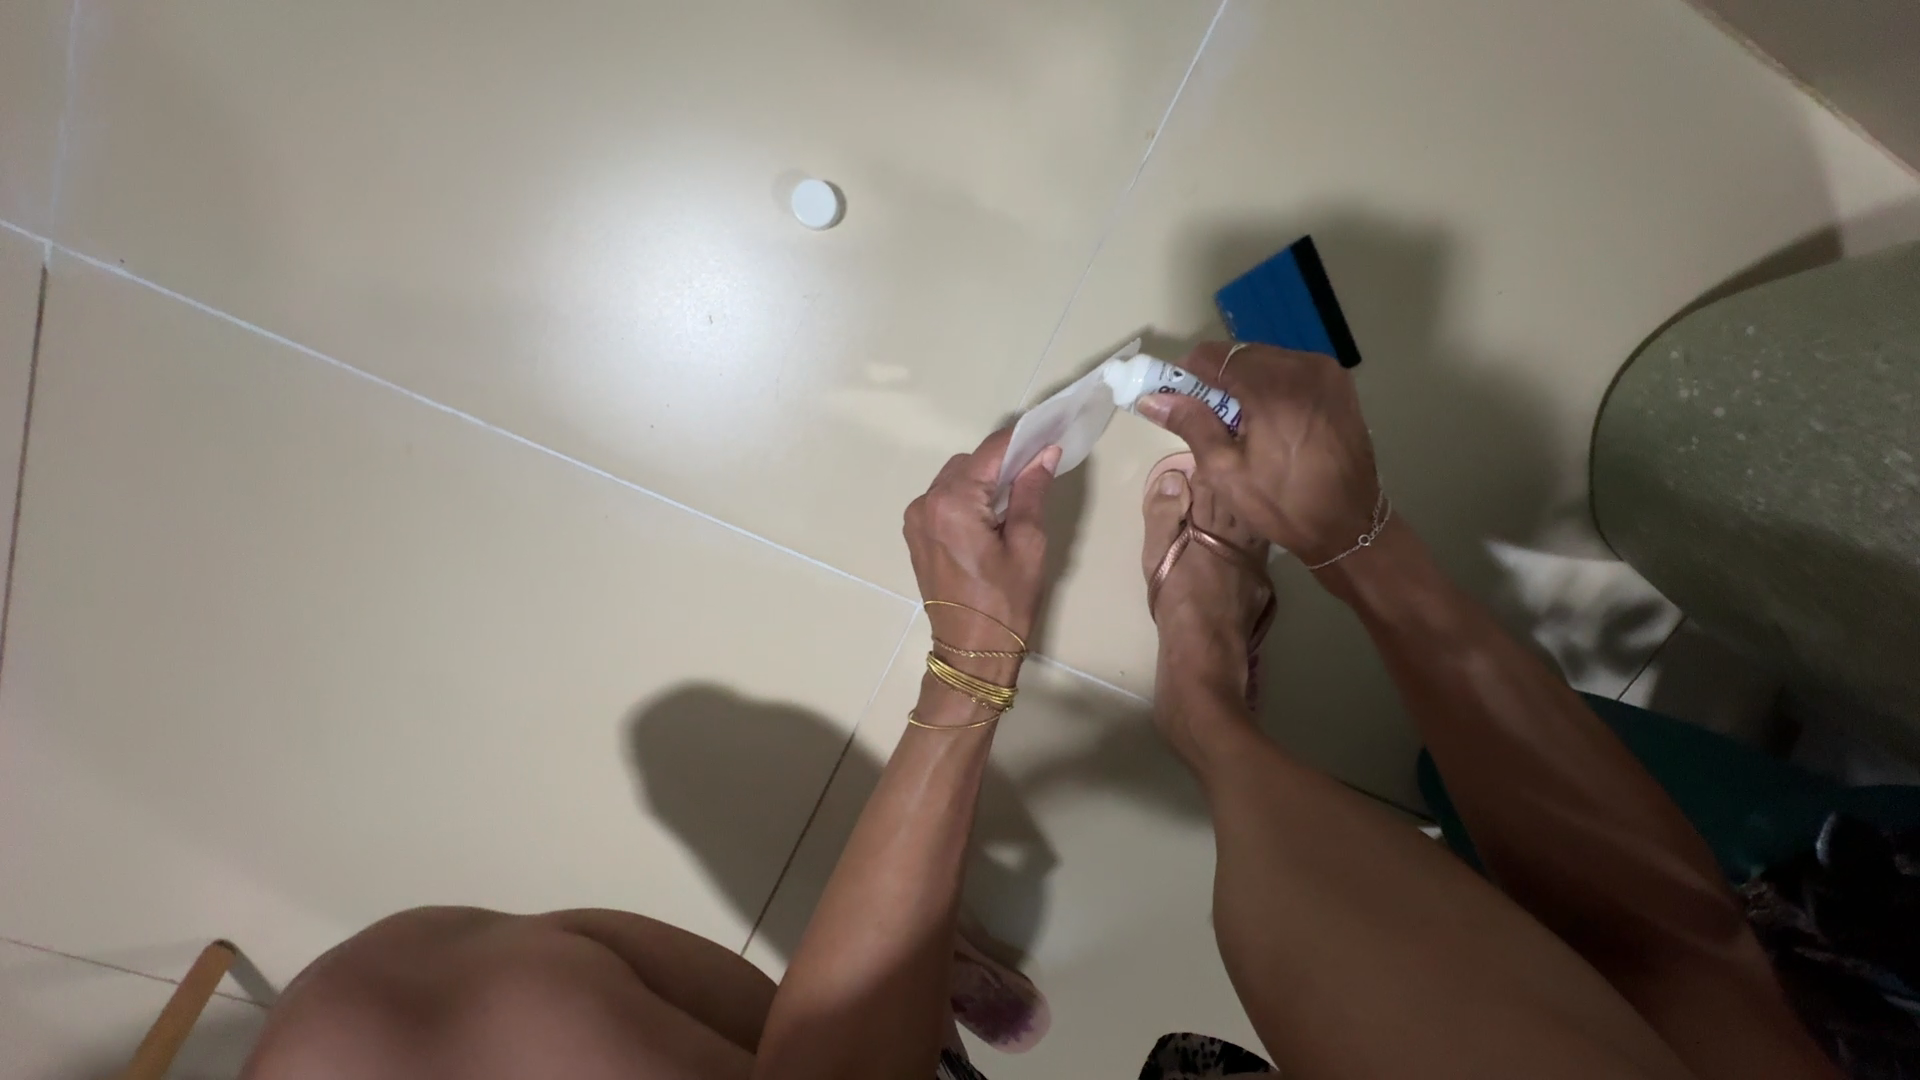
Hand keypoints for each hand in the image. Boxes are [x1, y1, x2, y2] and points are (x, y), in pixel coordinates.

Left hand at [903, 429, 1060, 657]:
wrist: (971, 652)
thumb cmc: (1005, 602)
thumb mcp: (1028, 544)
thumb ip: (1031, 491)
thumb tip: (1044, 452)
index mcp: (952, 503)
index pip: (990, 451)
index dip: (1022, 437)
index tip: (1049, 428)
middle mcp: (925, 503)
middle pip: (968, 462)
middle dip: (1001, 462)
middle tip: (1037, 471)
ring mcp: (915, 519)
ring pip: (954, 479)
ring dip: (983, 480)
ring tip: (1015, 497)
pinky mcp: (916, 535)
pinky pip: (943, 500)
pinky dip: (966, 498)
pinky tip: (989, 515)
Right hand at [1135, 342, 1378, 566]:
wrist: (1349, 526)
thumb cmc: (1282, 504)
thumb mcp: (1225, 470)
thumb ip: (1190, 424)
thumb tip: (1152, 399)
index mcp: (1274, 386)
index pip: (1215, 356)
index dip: (1187, 374)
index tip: (1177, 400)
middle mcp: (1304, 367)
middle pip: (1242, 354)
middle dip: (1217, 379)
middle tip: (1206, 418)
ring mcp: (1327, 373)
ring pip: (1267, 360)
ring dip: (1244, 382)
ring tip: (1238, 424)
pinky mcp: (1339, 385)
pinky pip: (1291, 371)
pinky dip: (1270, 386)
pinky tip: (1267, 421)